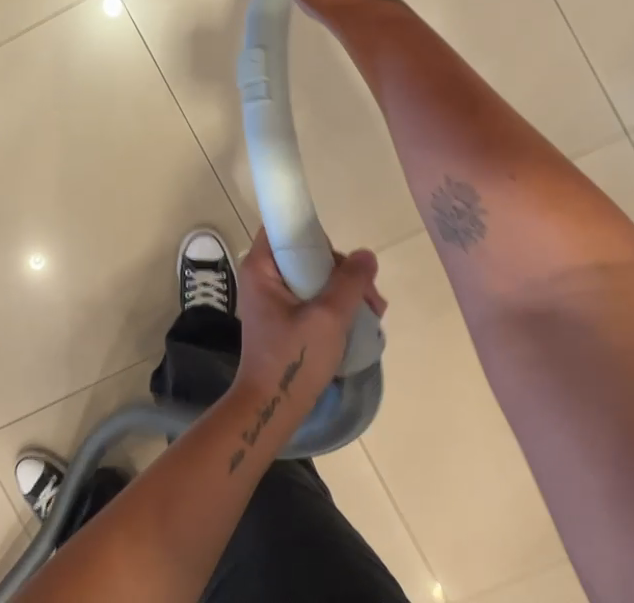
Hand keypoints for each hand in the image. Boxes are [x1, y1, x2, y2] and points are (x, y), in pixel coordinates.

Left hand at [233, 228, 386, 425]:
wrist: (273, 405)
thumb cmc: (294, 358)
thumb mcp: (328, 317)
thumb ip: (349, 282)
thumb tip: (366, 255)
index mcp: (260, 268)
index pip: (283, 228)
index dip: (314, 235)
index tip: (341, 261)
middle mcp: (263, 277)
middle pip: (306, 254)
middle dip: (343, 273)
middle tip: (371, 299)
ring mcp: (273, 299)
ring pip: (315, 278)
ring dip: (345, 293)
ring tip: (373, 316)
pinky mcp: (284, 318)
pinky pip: (313, 299)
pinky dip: (336, 307)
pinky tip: (359, 325)